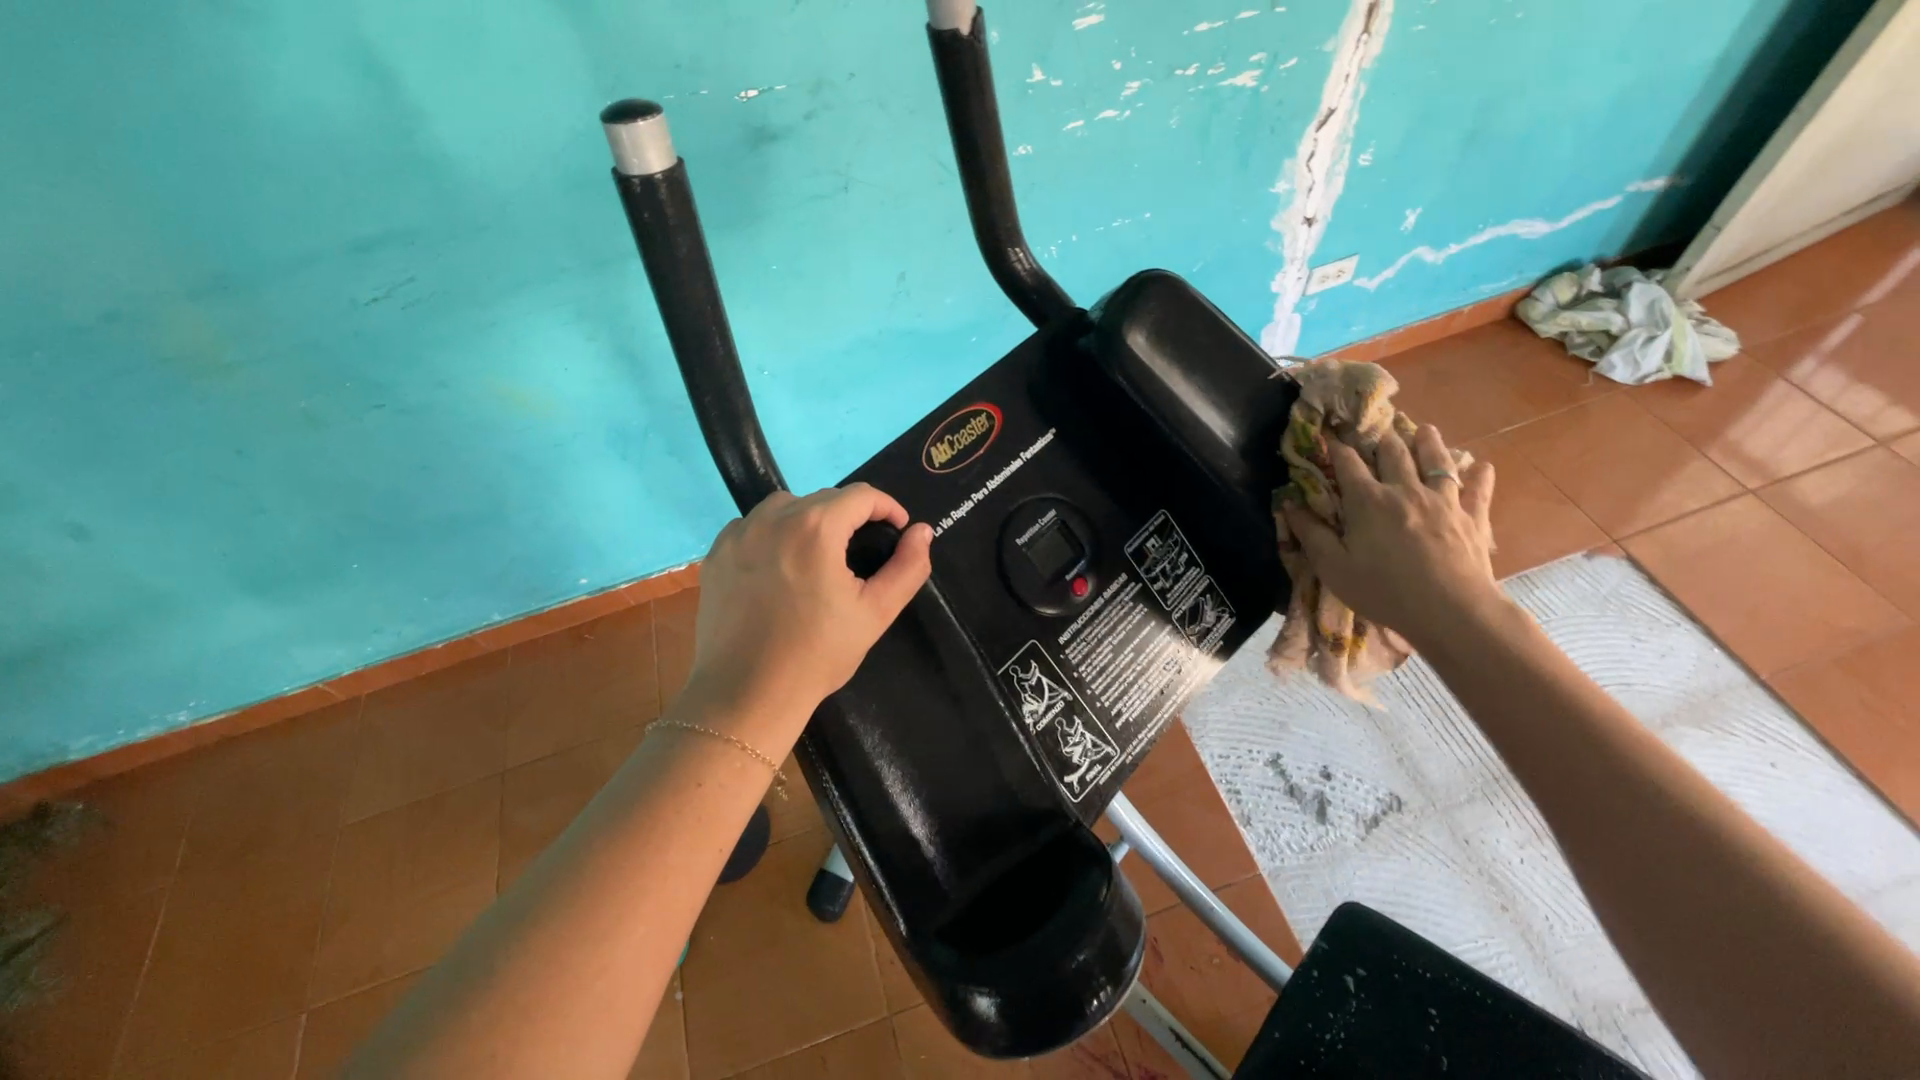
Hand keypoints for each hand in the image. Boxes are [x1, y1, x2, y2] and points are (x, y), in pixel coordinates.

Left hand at [684, 484, 933, 737]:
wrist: (747, 693)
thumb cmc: (817, 654)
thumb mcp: (875, 612)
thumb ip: (907, 567)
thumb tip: (922, 531)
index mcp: (816, 527)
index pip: (861, 495)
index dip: (887, 508)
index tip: (897, 531)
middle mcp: (773, 518)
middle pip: (823, 499)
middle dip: (849, 517)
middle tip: (860, 554)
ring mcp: (739, 535)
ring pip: (785, 507)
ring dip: (809, 520)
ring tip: (818, 557)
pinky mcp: (716, 554)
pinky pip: (751, 527)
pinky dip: (772, 536)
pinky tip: (779, 569)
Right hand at [1281, 425, 1501, 648]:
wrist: (1450, 610)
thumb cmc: (1383, 591)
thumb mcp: (1333, 568)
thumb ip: (1311, 534)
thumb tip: (1289, 504)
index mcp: (1368, 501)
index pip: (1348, 463)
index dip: (1337, 448)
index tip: (1329, 437)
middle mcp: (1405, 490)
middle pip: (1394, 453)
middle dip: (1383, 439)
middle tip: (1379, 431)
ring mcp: (1444, 501)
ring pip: (1437, 461)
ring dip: (1429, 443)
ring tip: (1425, 431)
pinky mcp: (1473, 517)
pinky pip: (1478, 489)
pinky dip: (1479, 475)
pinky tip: (1482, 467)